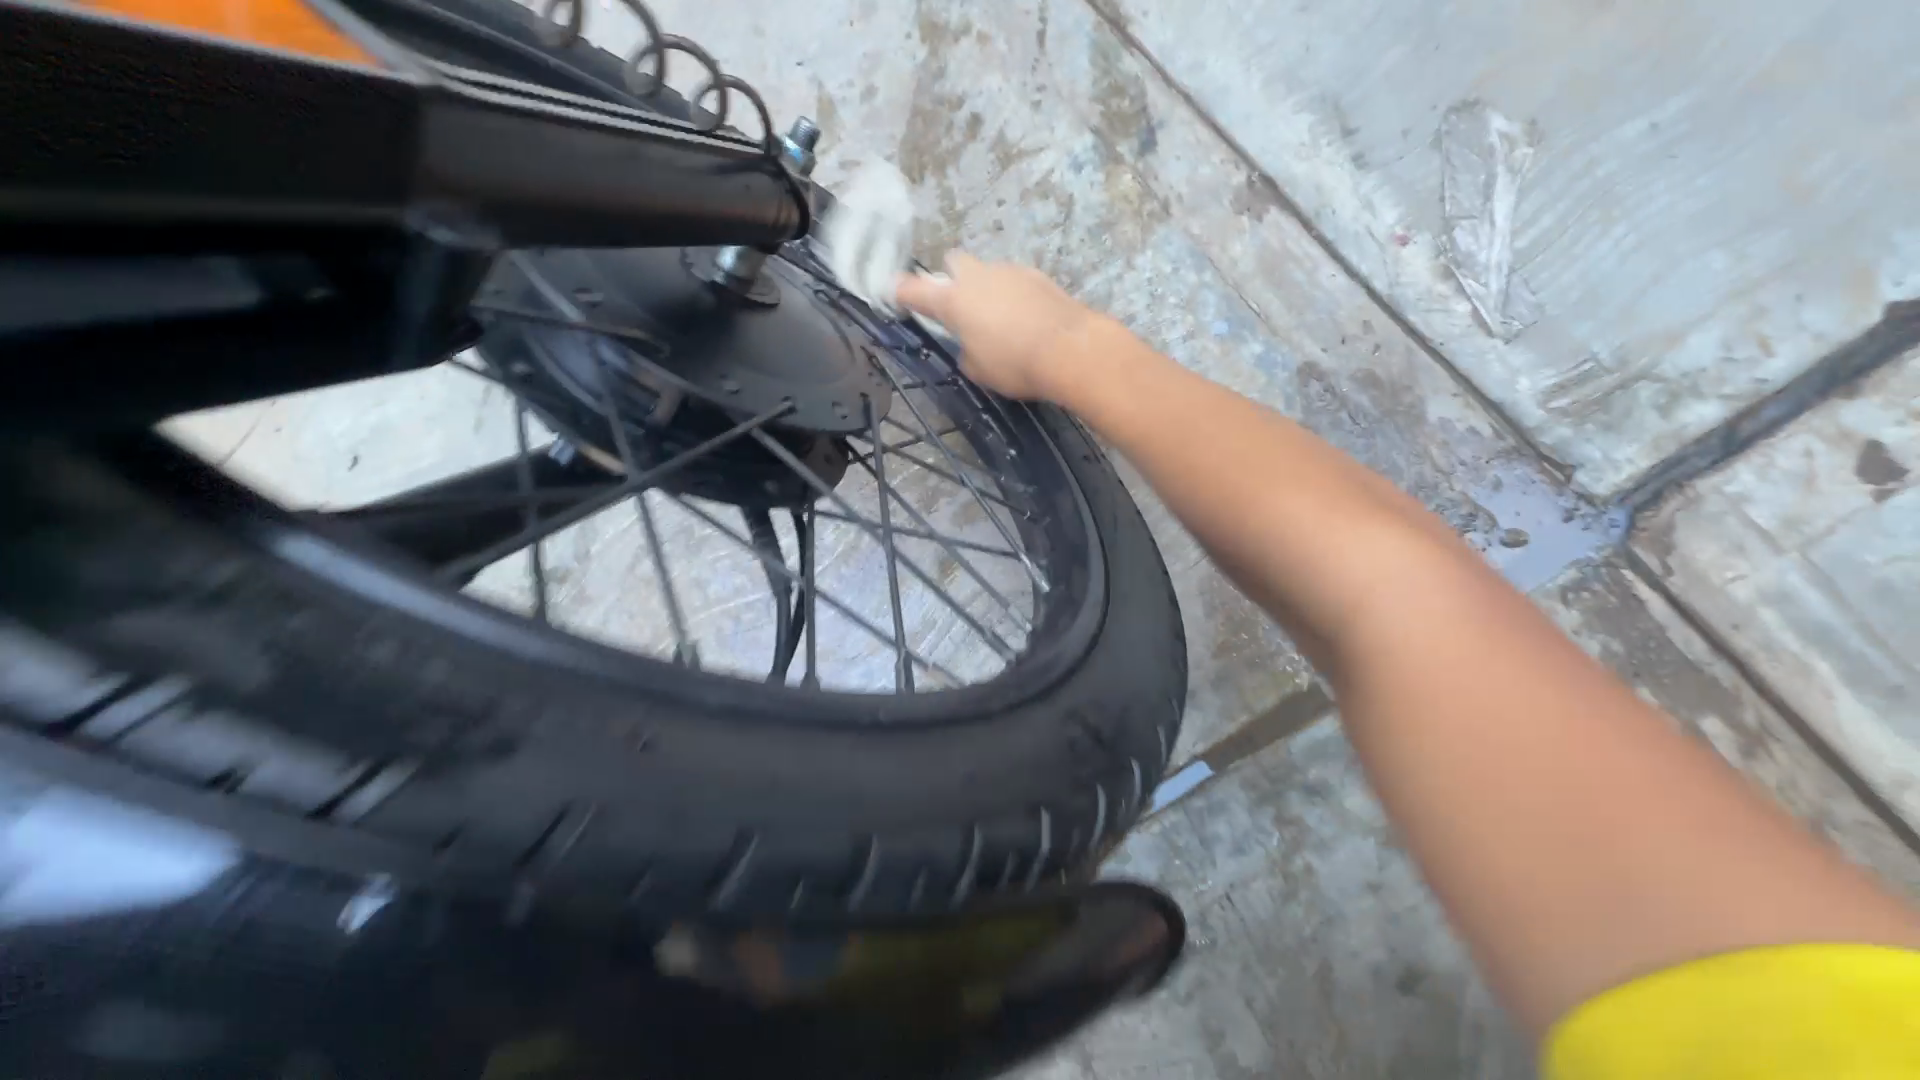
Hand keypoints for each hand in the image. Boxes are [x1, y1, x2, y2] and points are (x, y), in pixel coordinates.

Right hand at [894, 254, 1102, 401]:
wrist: (1072, 349)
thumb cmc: (1014, 363)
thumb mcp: (978, 370)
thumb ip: (966, 351)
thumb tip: (971, 343)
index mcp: (953, 300)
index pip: (915, 290)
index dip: (902, 291)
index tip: (894, 291)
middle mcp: (978, 277)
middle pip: (954, 263)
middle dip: (951, 279)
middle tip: (958, 306)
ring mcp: (1010, 271)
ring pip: (988, 272)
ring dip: (987, 290)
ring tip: (1000, 321)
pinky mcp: (1039, 276)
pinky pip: (1015, 282)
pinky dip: (1013, 297)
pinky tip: (1025, 320)